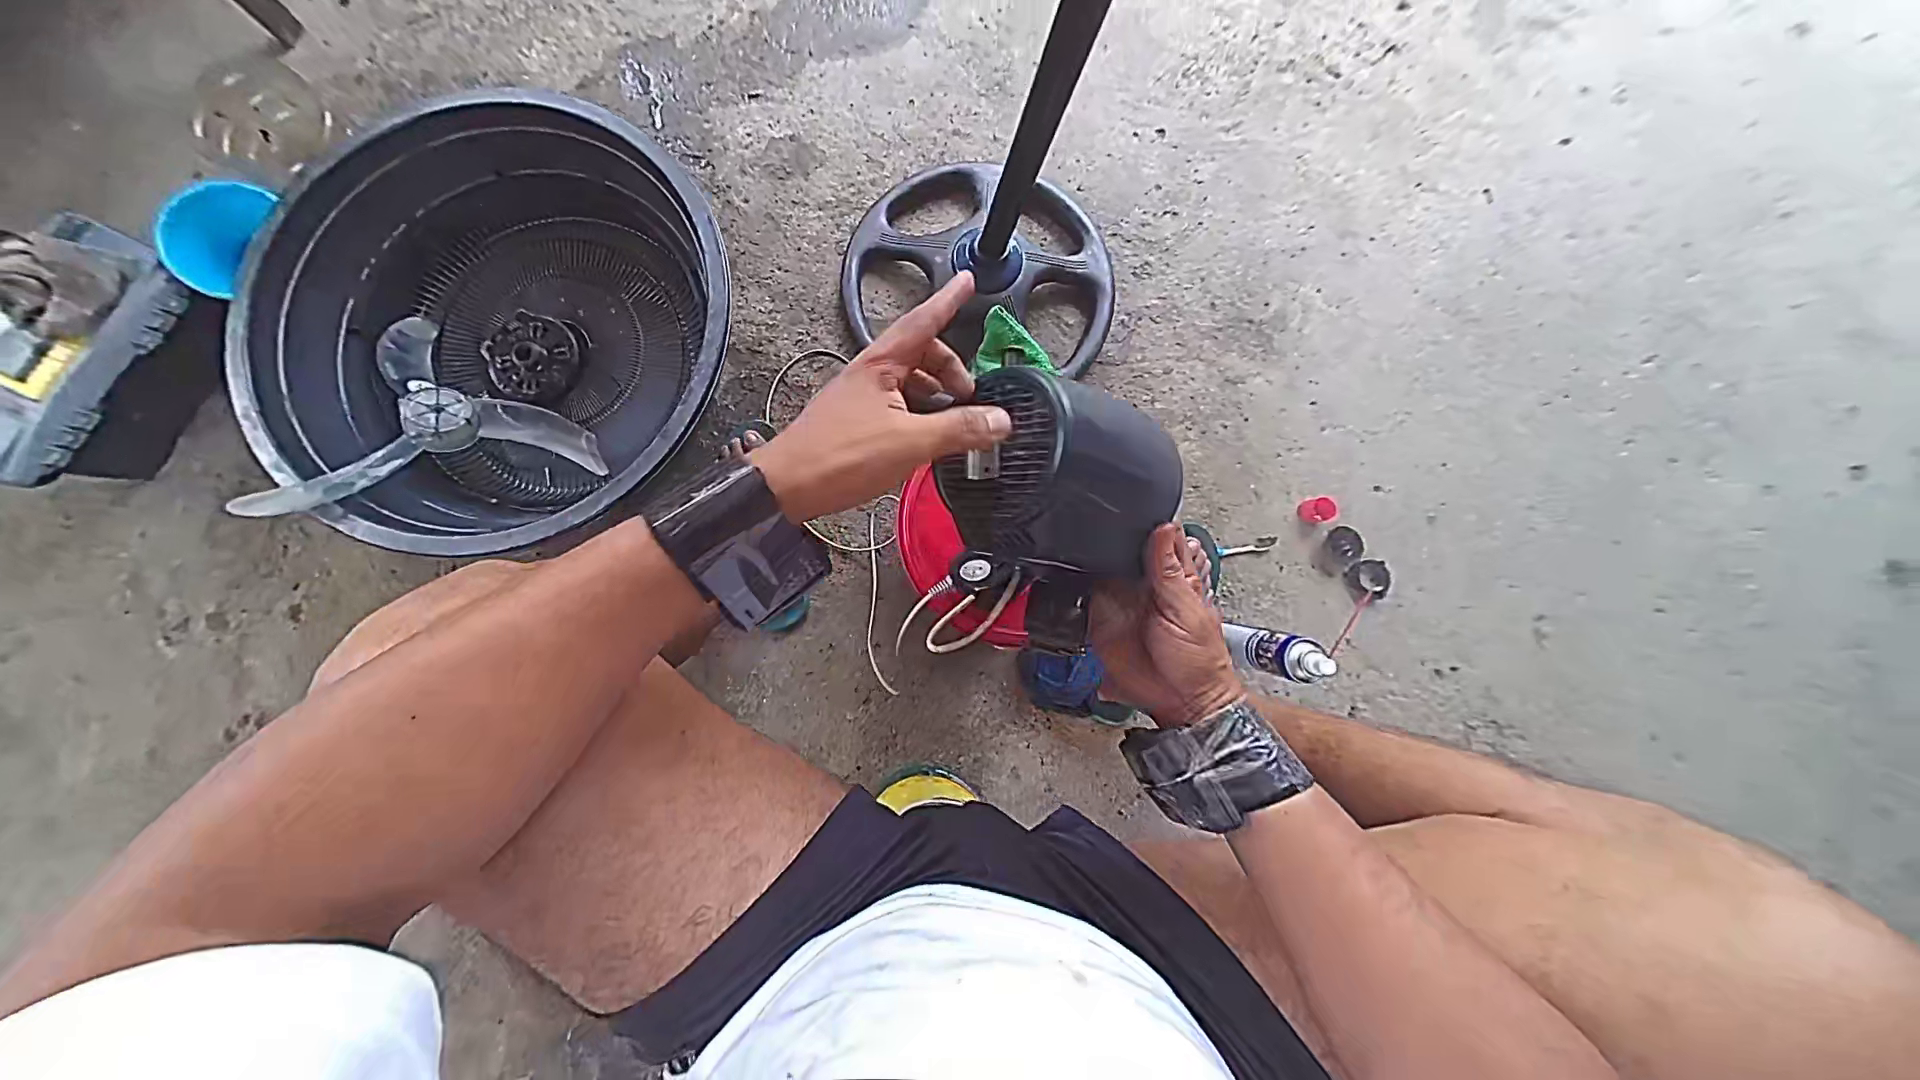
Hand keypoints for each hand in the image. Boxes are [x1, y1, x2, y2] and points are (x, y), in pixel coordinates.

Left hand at [750, 273, 1010, 521]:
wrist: (787, 487)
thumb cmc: (837, 458)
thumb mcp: (909, 443)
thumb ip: (958, 429)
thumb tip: (998, 421)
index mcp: (880, 366)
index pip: (922, 322)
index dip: (947, 302)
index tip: (966, 282)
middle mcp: (869, 375)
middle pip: (921, 354)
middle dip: (950, 369)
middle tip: (970, 394)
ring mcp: (861, 398)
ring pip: (909, 382)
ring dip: (935, 394)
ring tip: (952, 420)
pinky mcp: (857, 422)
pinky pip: (898, 407)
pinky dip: (919, 414)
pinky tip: (926, 438)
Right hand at [1090, 524, 1244, 727]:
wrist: (1182, 702)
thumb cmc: (1199, 661)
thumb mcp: (1188, 611)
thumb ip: (1171, 572)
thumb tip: (1165, 530)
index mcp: (1171, 577)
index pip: (1157, 539)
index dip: (1146, 523)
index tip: (1131, 506)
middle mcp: (1142, 585)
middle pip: (1121, 550)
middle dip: (1109, 536)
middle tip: (1098, 521)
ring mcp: (1118, 601)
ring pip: (1097, 569)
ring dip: (1089, 558)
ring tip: (1080, 544)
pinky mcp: (1098, 620)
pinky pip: (1080, 599)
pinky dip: (1072, 588)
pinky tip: (1069, 575)